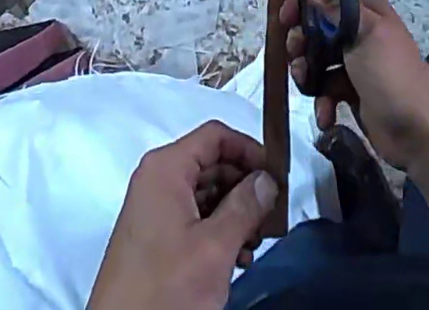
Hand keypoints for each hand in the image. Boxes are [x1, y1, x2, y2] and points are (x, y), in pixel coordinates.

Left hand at [90, 121, 278, 309]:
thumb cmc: (163, 292)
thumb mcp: (215, 247)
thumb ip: (246, 206)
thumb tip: (266, 180)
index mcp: (165, 168)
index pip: (216, 136)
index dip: (249, 149)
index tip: (275, 174)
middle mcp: (156, 180)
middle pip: (212, 163)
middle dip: (244, 186)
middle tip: (271, 213)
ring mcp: (153, 209)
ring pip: (206, 191)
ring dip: (235, 212)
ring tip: (255, 241)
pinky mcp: (154, 237)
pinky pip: (194, 216)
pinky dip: (218, 230)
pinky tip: (237, 257)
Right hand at [280, 0, 428, 168]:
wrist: (421, 136)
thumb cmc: (392, 76)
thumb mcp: (361, 33)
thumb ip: (330, 1)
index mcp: (365, 7)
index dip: (302, 3)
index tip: (285, 19)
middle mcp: (360, 29)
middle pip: (316, 27)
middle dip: (301, 43)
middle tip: (297, 58)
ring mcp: (356, 61)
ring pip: (316, 59)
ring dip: (307, 74)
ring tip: (309, 87)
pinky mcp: (353, 91)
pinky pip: (326, 89)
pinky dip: (322, 101)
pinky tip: (326, 115)